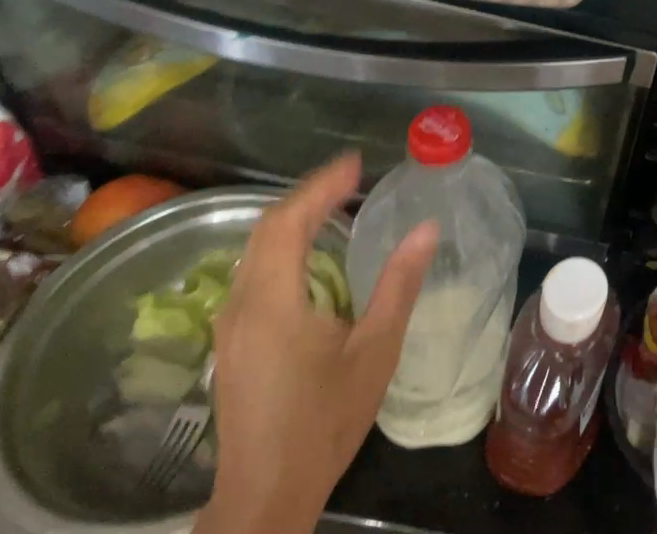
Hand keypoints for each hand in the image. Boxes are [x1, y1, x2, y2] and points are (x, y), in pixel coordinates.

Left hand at [193, 154, 438, 533]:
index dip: (321, 186)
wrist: (267, 493)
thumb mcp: (375, 350)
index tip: (355, 163)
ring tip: (336, 209)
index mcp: (274, 302)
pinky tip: (311, 260)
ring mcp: (229, 326)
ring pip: (254, 253)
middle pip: (265, 231)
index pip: (288, 222)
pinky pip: (253, 275)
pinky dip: (282, 250)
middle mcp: (241, 305)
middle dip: (306, 197)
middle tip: (351, 180)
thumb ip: (398, 285)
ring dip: (291, 223)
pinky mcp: (230, 343)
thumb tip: (426, 229)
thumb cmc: (326, 421)